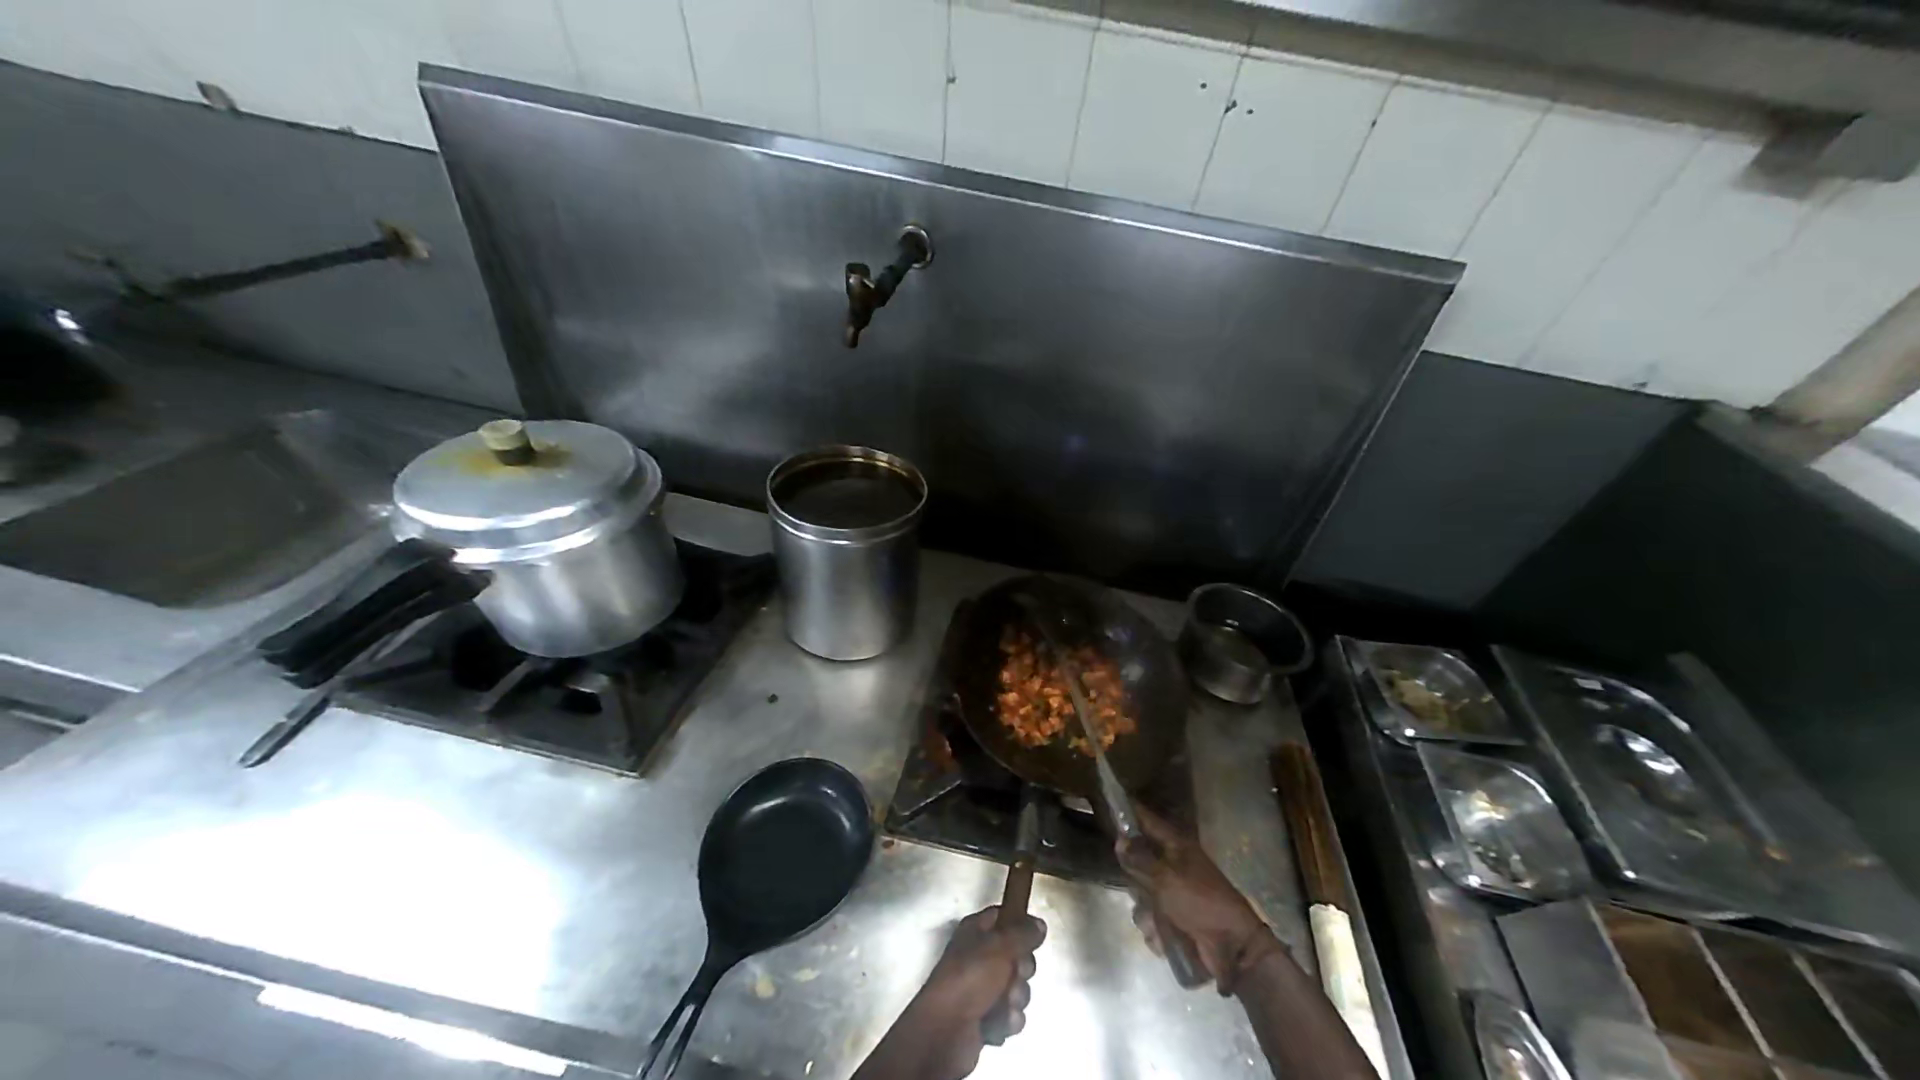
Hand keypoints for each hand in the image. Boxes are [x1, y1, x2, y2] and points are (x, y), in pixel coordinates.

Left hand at [855, 906, 1046, 1079]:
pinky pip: (1011, 1014)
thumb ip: (1023, 933)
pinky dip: (1006, 1021)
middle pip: (1017, 955)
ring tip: (1002, 1006)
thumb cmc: (970, 978)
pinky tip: (995, 1024)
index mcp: (976, 930)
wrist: (945, 1030)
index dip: (1021, 925)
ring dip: (1015, 1000)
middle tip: (1014, 975)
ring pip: (1017, 988)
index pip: (1004, 916)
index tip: (1034, 937)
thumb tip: (1039, 924)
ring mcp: (982, 987)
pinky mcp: (986, 1016)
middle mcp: (979, 955)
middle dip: (1022, 971)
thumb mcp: (1000, 947)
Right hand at [1118, 807, 1279, 992]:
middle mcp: (1173, 866)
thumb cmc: (1200, 901)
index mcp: (1176, 847)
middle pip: (1138, 861)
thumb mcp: (1166, 877)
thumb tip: (1119, 840)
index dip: (1129, 812)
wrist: (1231, 946)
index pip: (1148, 821)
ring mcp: (1174, 894)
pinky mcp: (1174, 920)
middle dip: (1134, 879)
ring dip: (1146, 912)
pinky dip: (1156, 932)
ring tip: (1156, 922)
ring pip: (1141, 895)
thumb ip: (1139, 859)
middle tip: (1138, 887)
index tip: (1108, 806)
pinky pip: (1151, 920)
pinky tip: (1164, 939)